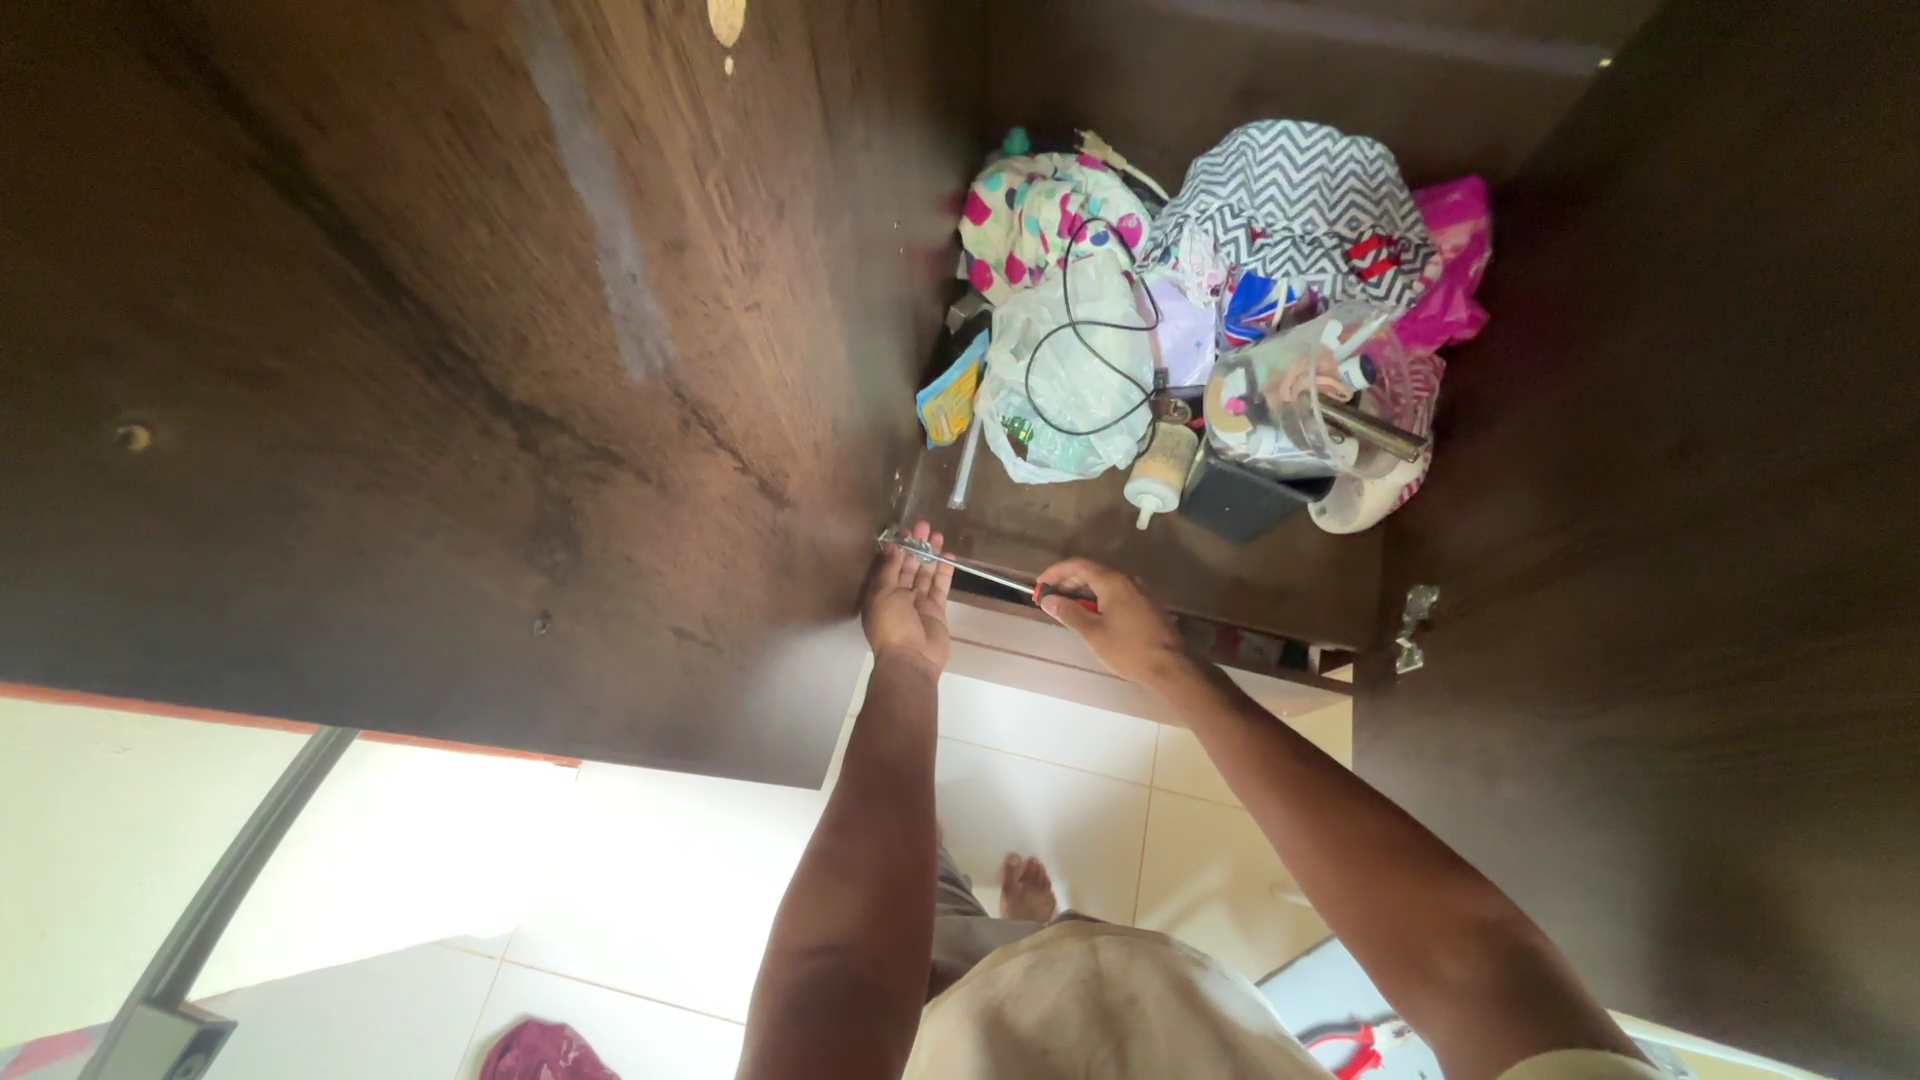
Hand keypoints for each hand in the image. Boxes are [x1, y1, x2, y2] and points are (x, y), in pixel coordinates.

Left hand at [863, 520, 953, 676]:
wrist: (912, 659)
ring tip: (937, 534)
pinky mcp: (937, 610)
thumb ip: (889, 570)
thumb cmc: (891, 625)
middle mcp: (899, 597)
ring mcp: (919, 603)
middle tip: (924, 525)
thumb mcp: (883, 594)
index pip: (890, 565)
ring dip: (931, 555)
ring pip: (925, 574)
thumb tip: (893, 547)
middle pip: (908, 567)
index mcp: (881, 593)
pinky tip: (949, 556)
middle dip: (915, 546)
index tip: (906, 530)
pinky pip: (941, 587)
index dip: (898, 548)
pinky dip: (944, 572)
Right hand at [1034, 558, 1196, 687]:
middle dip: (1068, 581)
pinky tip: (1092, 614)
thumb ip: (1069, 613)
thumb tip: (1048, 599)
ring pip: (1104, 582)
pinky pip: (1116, 592)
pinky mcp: (1145, 604)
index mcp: (1112, 582)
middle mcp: (1127, 580)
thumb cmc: (1129, 649)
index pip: (1078, 565)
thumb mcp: (1093, 633)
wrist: (1171, 666)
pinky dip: (1098, 597)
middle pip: (1091, 571)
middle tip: (1050, 597)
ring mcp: (1139, 592)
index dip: (1056, 572)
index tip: (1040, 585)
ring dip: (1083, 590)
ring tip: (1067, 607)